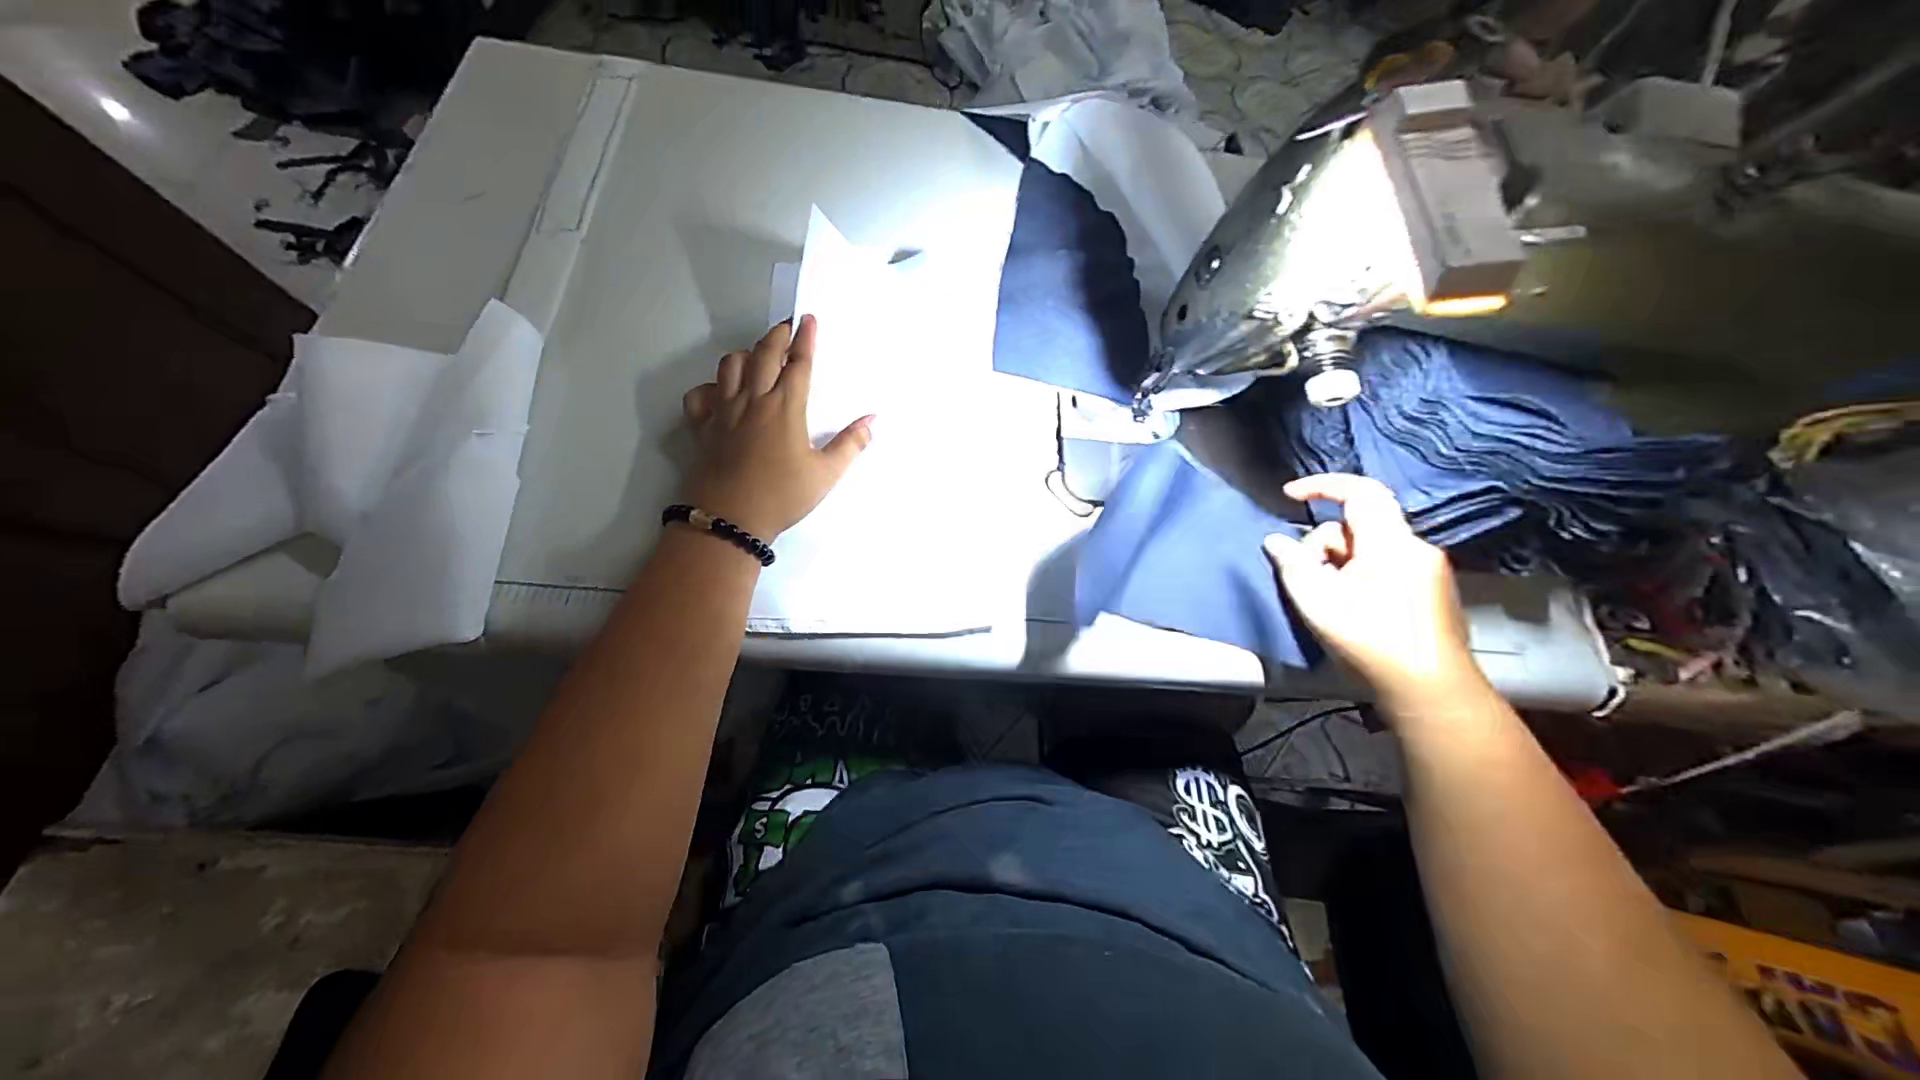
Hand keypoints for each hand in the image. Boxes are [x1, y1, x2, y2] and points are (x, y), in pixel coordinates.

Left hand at [679, 315, 872, 540]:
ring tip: (757, 358)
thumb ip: (850, 445)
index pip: (798, 363)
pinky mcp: (704, 428)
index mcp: (785, 407)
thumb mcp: (825, 474)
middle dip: (776, 335)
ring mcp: (724, 412)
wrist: (730, 519)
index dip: (806, 339)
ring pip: (729, 366)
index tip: (809, 319)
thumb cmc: (782, 496)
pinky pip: (701, 396)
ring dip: (745, 354)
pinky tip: (722, 394)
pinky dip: (711, 388)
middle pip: (763, 354)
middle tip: (786, 328)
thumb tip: (872, 421)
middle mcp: (753, 400)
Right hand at [1263, 474, 1482, 705]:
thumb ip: (1292, 564)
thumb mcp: (1317, 601)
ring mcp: (1430, 570)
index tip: (1290, 495)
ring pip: (1371, 548)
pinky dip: (1362, 576)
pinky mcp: (1434, 593)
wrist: (1431, 690)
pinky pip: (1388, 567)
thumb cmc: (1371, 641)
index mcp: (1391, 542)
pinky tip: (1352, 608)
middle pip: (1359, 525)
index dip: (1321, 486)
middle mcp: (1415, 548)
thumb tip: (1276, 541)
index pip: (1359, 491)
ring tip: (1328, 601)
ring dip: (1342, 564)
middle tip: (1306, 578)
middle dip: (1324, 543)